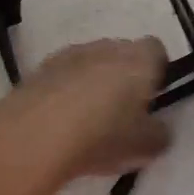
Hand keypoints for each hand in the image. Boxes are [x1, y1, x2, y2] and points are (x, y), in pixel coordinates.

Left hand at [5, 37, 172, 179]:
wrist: (34, 135)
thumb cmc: (103, 135)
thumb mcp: (145, 147)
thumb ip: (159, 135)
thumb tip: (159, 130)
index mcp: (140, 59)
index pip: (156, 49)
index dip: (156, 70)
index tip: (151, 96)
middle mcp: (108, 47)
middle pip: (122, 54)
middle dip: (123, 77)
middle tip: (120, 113)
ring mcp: (70, 55)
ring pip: (90, 64)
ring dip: (91, 83)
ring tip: (84, 121)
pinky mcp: (39, 70)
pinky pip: (61, 77)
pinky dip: (63, 93)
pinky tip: (57, 123)